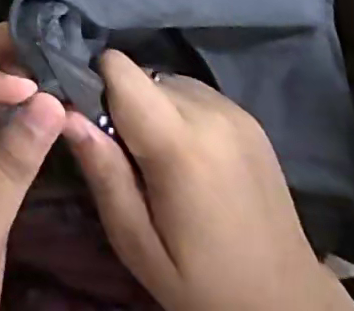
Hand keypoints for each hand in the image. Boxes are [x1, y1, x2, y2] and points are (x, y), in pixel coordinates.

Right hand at [61, 52, 350, 310]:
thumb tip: (66, 114)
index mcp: (178, 143)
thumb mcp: (138, 243)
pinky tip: (191, 157)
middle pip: (140, 75)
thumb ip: (103, 173)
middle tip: (129, 156)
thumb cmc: (202, 282)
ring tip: (161, 159)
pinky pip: (192, 92)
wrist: (287, 302)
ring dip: (152, 107)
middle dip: (123, 103)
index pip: (118, 67)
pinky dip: (179, 111)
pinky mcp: (248, 115)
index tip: (93, 123)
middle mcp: (208, 111)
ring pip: (165, 80)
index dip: (96, 84)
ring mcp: (233, 109)